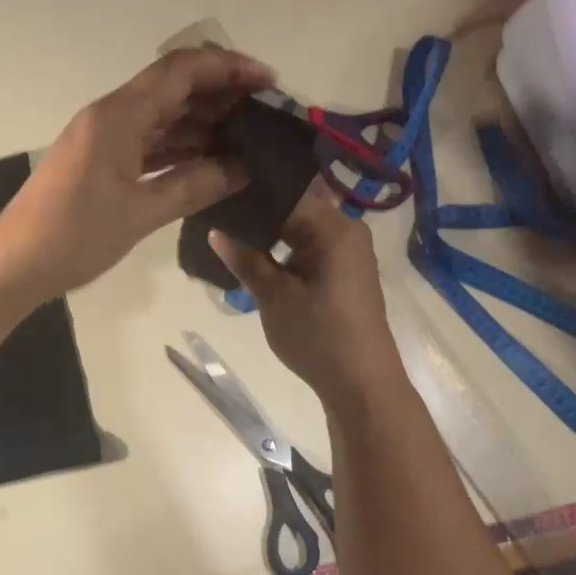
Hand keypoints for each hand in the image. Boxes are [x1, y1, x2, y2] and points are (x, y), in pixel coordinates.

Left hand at [0, 47, 274, 306]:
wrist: (11, 268)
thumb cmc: (72, 239)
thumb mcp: (139, 214)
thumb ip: (194, 187)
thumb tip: (243, 169)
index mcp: (117, 116)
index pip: (183, 69)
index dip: (230, 68)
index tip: (270, 84)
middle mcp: (108, 118)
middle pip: (173, 90)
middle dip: (221, 98)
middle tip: (265, 120)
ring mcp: (99, 142)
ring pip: (159, 120)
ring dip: (200, 127)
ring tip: (246, 145)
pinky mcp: (94, 166)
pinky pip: (143, 145)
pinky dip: (175, 151)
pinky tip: (207, 166)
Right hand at [209, 186, 406, 404]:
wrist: (360, 378)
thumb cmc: (318, 335)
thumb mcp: (274, 297)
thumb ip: (246, 261)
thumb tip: (215, 231)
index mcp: (334, 228)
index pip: (287, 195)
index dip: (252, 197)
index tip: (218, 197)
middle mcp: (347, 230)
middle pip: (296, 209)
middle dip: (259, 216)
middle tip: (217, 217)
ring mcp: (348, 251)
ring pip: (301, 230)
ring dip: (270, 235)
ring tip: (230, 237)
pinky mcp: (344, 271)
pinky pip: (310, 248)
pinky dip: (285, 251)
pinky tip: (258, 260)